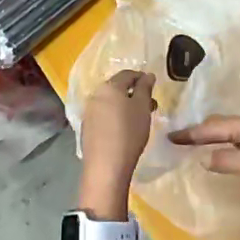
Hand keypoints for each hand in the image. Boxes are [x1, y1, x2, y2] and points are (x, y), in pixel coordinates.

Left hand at [79, 71, 156, 195]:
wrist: (106, 164)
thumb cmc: (128, 132)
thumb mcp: (142, 107)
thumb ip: (145, 88)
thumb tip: (147, 75)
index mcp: (108, 87)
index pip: (126, 74)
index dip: (140, 77)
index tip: (152, 84)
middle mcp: (95, 95)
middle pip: (117, 88)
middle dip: (134, 92)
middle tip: (150, 104)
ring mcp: (89, 111)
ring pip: (110, 102)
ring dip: (125, 105)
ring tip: (140, 117)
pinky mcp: (87, 127)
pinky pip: (103, 114)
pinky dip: (115, 115)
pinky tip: (124, 128)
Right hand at [169, 115, 239, 206]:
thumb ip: (228, 161)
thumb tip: (202, 158)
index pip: (213, 127)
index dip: (191, 133)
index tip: (170, 137)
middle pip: (221, 126)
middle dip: (199, 132)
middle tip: (179, 141)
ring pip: (232, 136)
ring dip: (213, 140)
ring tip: (196, 148)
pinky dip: (228, 151)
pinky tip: (226, 161)